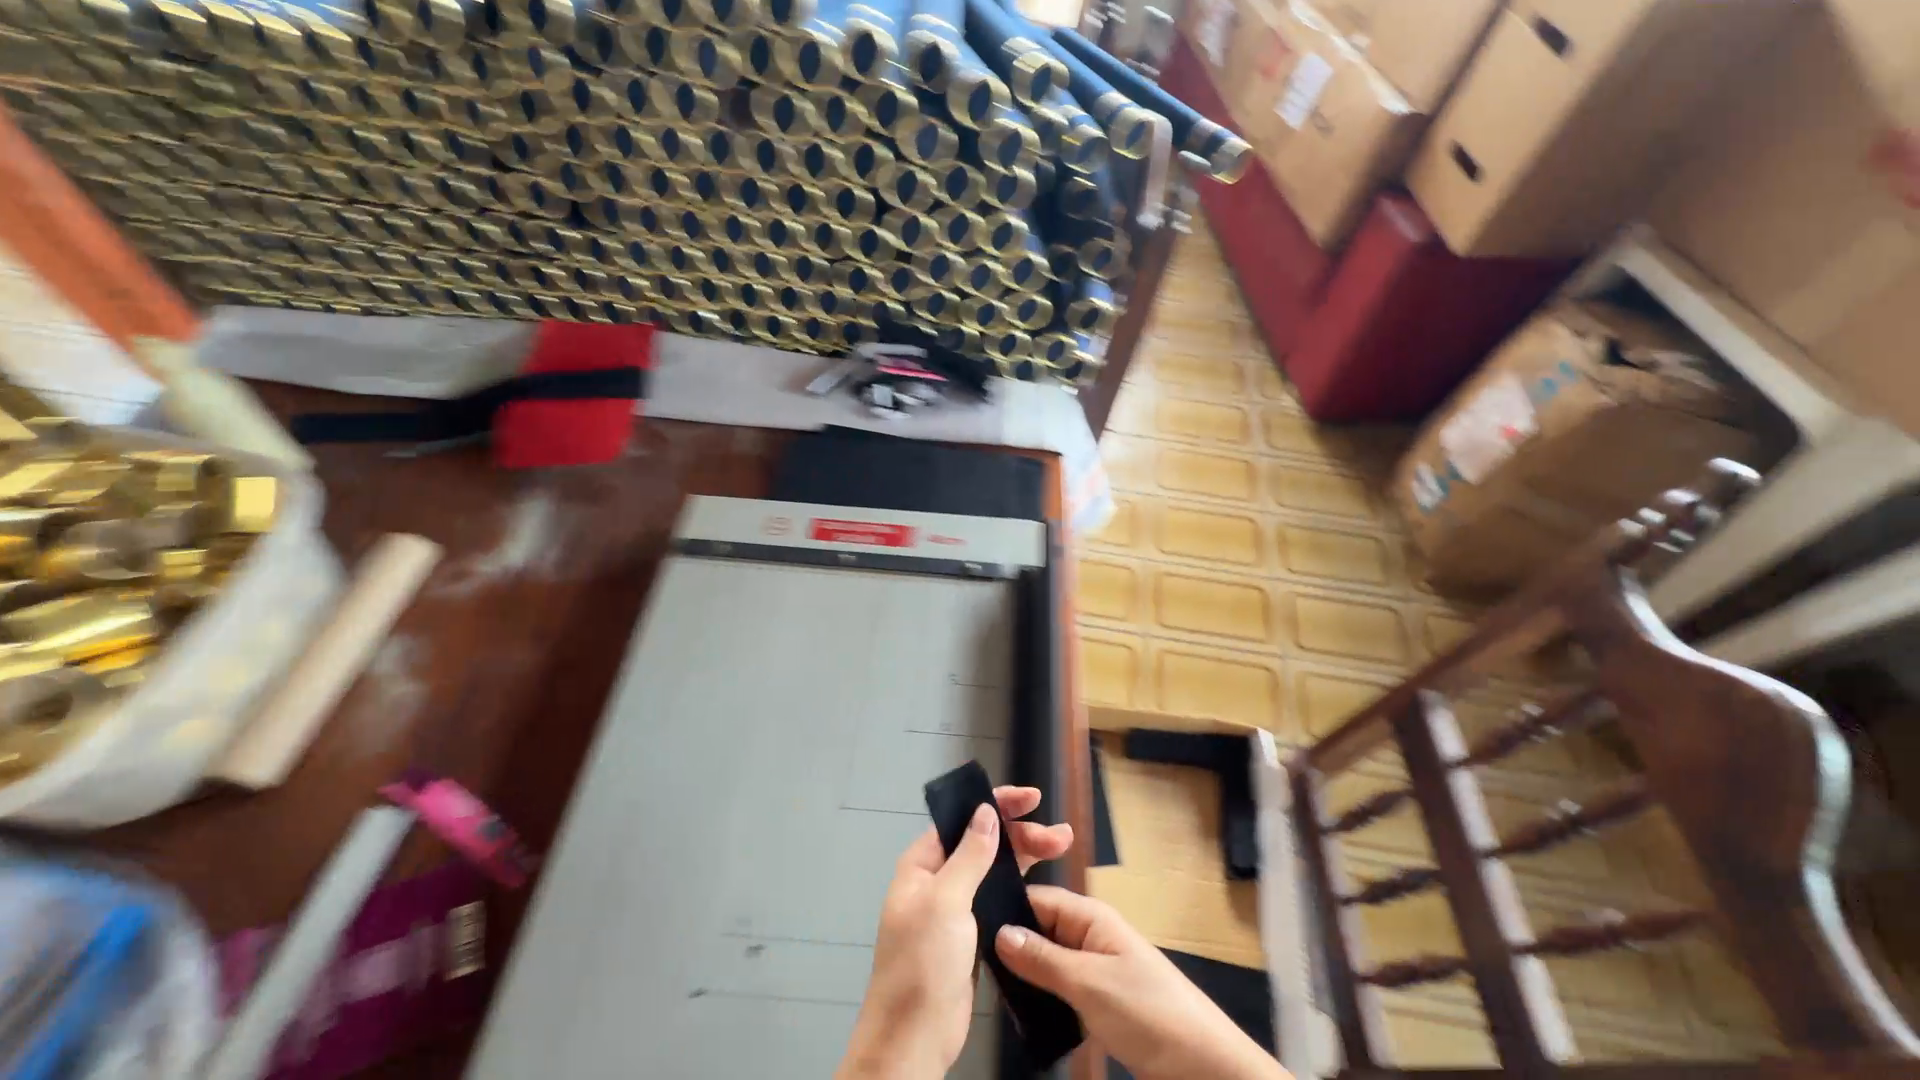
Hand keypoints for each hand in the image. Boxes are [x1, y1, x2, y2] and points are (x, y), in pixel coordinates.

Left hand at [836, 786, 1072, 1079]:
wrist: (915, 1035)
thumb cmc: (924, 961)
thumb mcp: (946, 902)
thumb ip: (969, 856)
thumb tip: (984, 813)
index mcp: (922, 866)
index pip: (961, 821)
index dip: (996, 805)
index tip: (1033, 798)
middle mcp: (937, 882)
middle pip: (982, 844)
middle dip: (1020, 834)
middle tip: (1060, 837)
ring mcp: (954, 911)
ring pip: (994, 871)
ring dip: (1026, 858)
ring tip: (1062, 848)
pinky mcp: (971, 937)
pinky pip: (998, 900)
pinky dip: (1021, 888)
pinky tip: (1044, 887)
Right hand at [995, 886, 1285, 1079]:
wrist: (1202, 1064)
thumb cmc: (1147, 1011)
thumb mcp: (1089, 983)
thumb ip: (1042, 959)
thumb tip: (998, 932)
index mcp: (1092, 918)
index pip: (1038, 898)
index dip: (1005, 907)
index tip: (964, 923)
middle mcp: (1091, 936)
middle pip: (1040, 929)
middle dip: (1009, 943)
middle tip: (968, 961)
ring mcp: (1096, 970)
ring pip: (1047, 961)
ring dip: (1024, 972)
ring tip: (985, 986)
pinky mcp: (1099, 1001)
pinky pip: (1060, 988)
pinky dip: (1041, 996)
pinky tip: (1017, 1009)